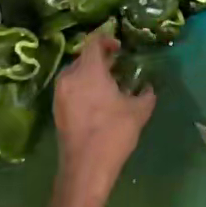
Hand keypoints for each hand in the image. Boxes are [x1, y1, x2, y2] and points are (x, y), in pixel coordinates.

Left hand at [51, 29, 155, 206]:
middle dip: (100, 59)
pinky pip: (70, 88)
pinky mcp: (56, 109)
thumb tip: (148, 87)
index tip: (120, 47)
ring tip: (109, 84)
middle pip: (83, 57)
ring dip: (91, 73)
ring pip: (75, 73)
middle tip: (118, 66)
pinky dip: (83, 87)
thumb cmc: (114, 133)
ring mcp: (59, 94)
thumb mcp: (139, 111)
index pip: (93, 42)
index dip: (107, 40)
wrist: (86, 167)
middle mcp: (69, 77)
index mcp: (88, 71)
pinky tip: (98, 101)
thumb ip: (146, 93)